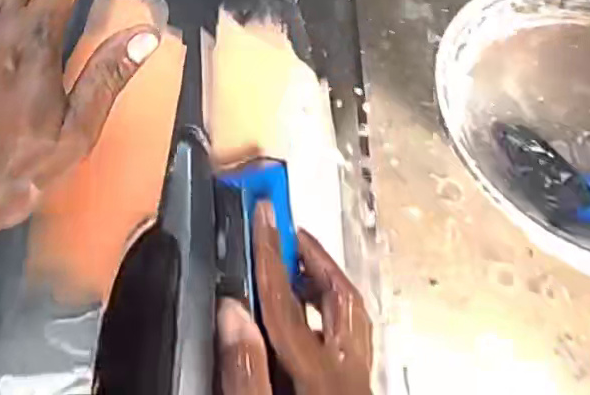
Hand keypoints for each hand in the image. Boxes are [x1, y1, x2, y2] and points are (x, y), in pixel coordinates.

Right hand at [217, 203, 373, 394]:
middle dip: (312, 257)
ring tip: (287, 264)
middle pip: (341, 300)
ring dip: (320, 282)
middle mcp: (351, 381)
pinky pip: (345, 338)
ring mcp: (357, 387)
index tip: (262, 213)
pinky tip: (294, 319)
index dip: (270, 253)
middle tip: (284, 229)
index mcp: (324, 383)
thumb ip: (244, 372)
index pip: (289, 304)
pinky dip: (321, 312)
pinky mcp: (351, 392)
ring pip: (350, 318)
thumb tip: (232, 310)